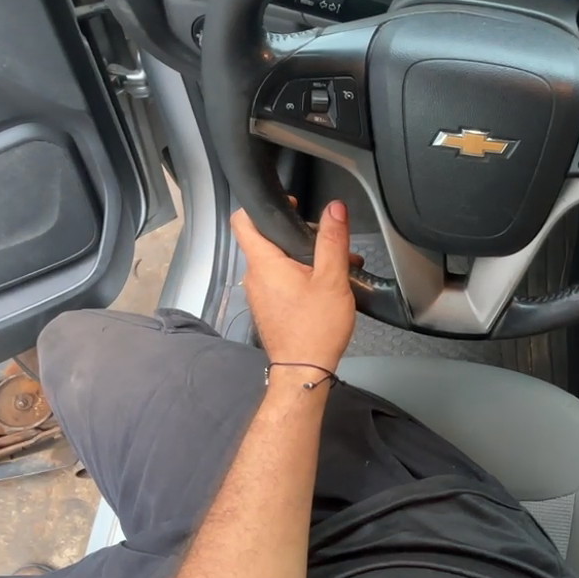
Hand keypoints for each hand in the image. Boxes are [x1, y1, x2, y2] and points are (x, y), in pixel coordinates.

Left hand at [230, 201, 354, 373]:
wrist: (304, 370)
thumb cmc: (316, 329)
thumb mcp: (332, 279)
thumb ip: (332, 240)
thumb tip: (335, 209)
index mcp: (265, 263)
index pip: (243, 221)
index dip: (262, 207)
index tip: (289, 207)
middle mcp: (255, 277)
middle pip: (268, 241)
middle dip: (299, 238)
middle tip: (328, 246)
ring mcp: (259, 294)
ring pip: (277, 263)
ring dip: (304, 261)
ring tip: (334, 271)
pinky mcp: (268, 308)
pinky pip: (280, 283)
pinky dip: (299, 279)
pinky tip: (324, 290)